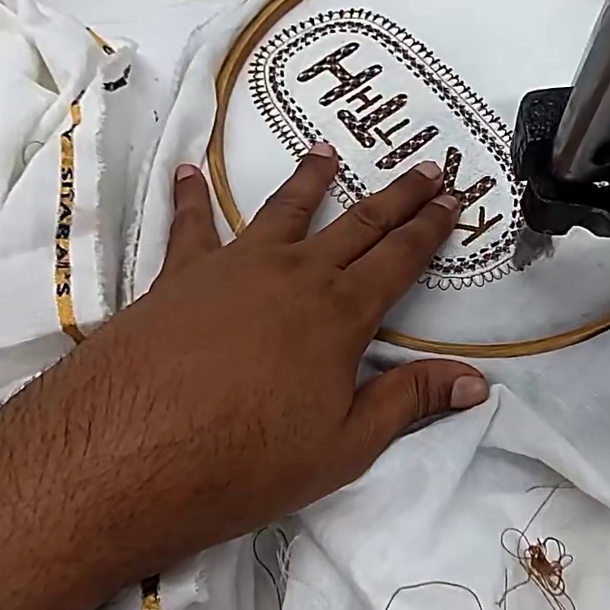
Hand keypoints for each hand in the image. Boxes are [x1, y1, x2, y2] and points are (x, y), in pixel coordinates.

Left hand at [34, 143, 488, 576]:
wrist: (130, 452)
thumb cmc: (248, 458)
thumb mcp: (344, 445)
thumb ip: (410, 402)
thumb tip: (478, 383)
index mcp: (340, 313)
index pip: (400, 258)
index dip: (431, 227)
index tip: (453, 197)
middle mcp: (294, 275)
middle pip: (358, 223)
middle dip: (397, 194)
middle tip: (425, 165)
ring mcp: (235, 267)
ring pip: (284, 210)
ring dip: (310, 179)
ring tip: (326, 151)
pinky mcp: (180, 275)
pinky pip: (190, 225)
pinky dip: (191, 196)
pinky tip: (187, 172)